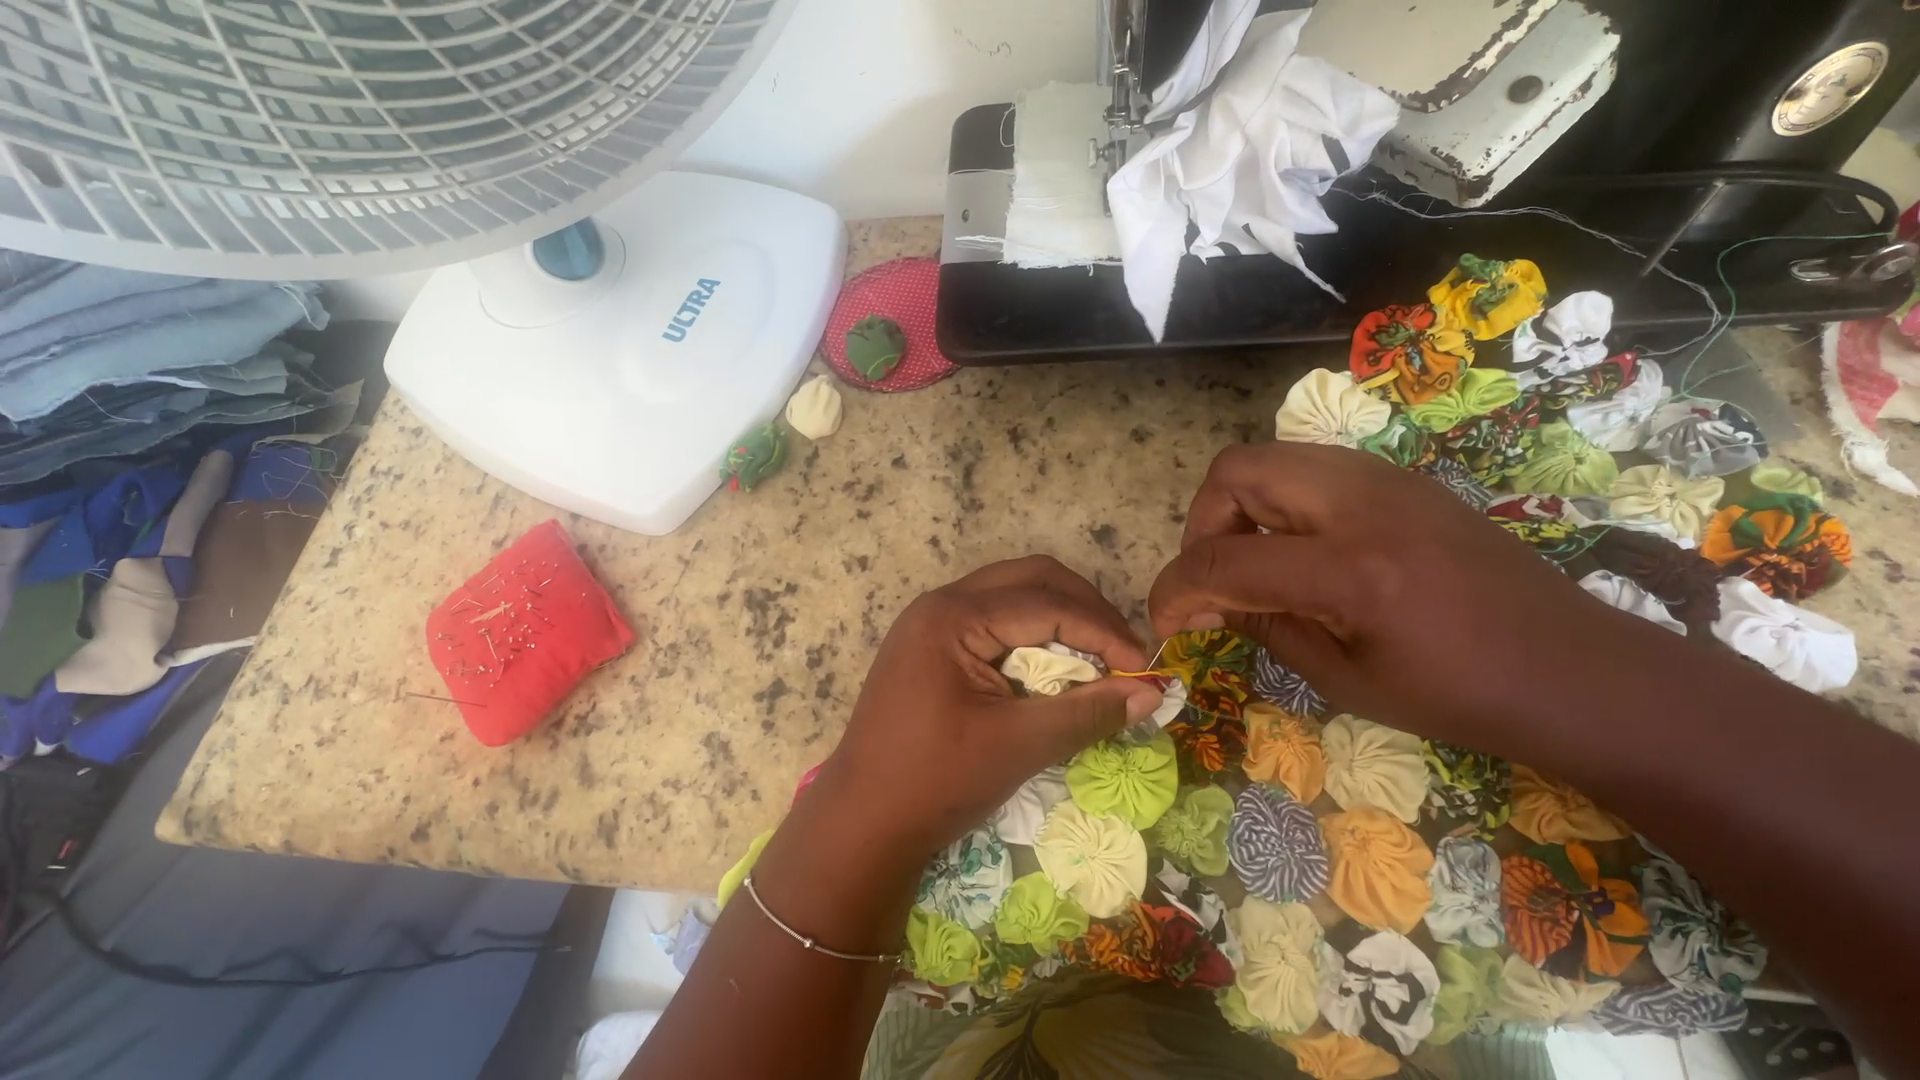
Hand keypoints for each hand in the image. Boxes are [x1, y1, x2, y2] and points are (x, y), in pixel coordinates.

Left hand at [806, 556, 1163, 862]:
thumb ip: (1088, 711)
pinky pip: (993, 622)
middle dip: (1084, 610)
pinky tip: (1053, 671)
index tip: (1142, 668)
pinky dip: (1031, 637)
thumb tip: (1153, 692)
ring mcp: (930, 625)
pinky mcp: (930, 649)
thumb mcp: (1019, 745)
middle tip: (1122, 654)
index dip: (1102, 631)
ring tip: (1096, 661)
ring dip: (1059, 620)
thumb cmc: (935, 782)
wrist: (860, 824)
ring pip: (1012, 596)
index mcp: (952, 617)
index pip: (1046, 602)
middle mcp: (939, 605)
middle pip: (1030, 580)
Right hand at [1147, 442, 1663, 751]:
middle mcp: (1362, 503)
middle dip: (1203, 525)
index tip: (1165, 621)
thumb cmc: (1462, 697)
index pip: (1222, 557)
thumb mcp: (1345, 680)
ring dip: (1241, 509)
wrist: (1575, 670)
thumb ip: (1264, 627)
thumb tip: (1206, 603)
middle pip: (1235, 471)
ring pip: (1272, 459)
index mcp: (1348, 569)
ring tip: (1255, 566)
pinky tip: (1303, 554)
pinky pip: (1313, 469)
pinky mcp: (1403, 478)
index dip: (1173, 589)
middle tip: (1216, 579)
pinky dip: (1282, 503)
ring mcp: (1387, 479)